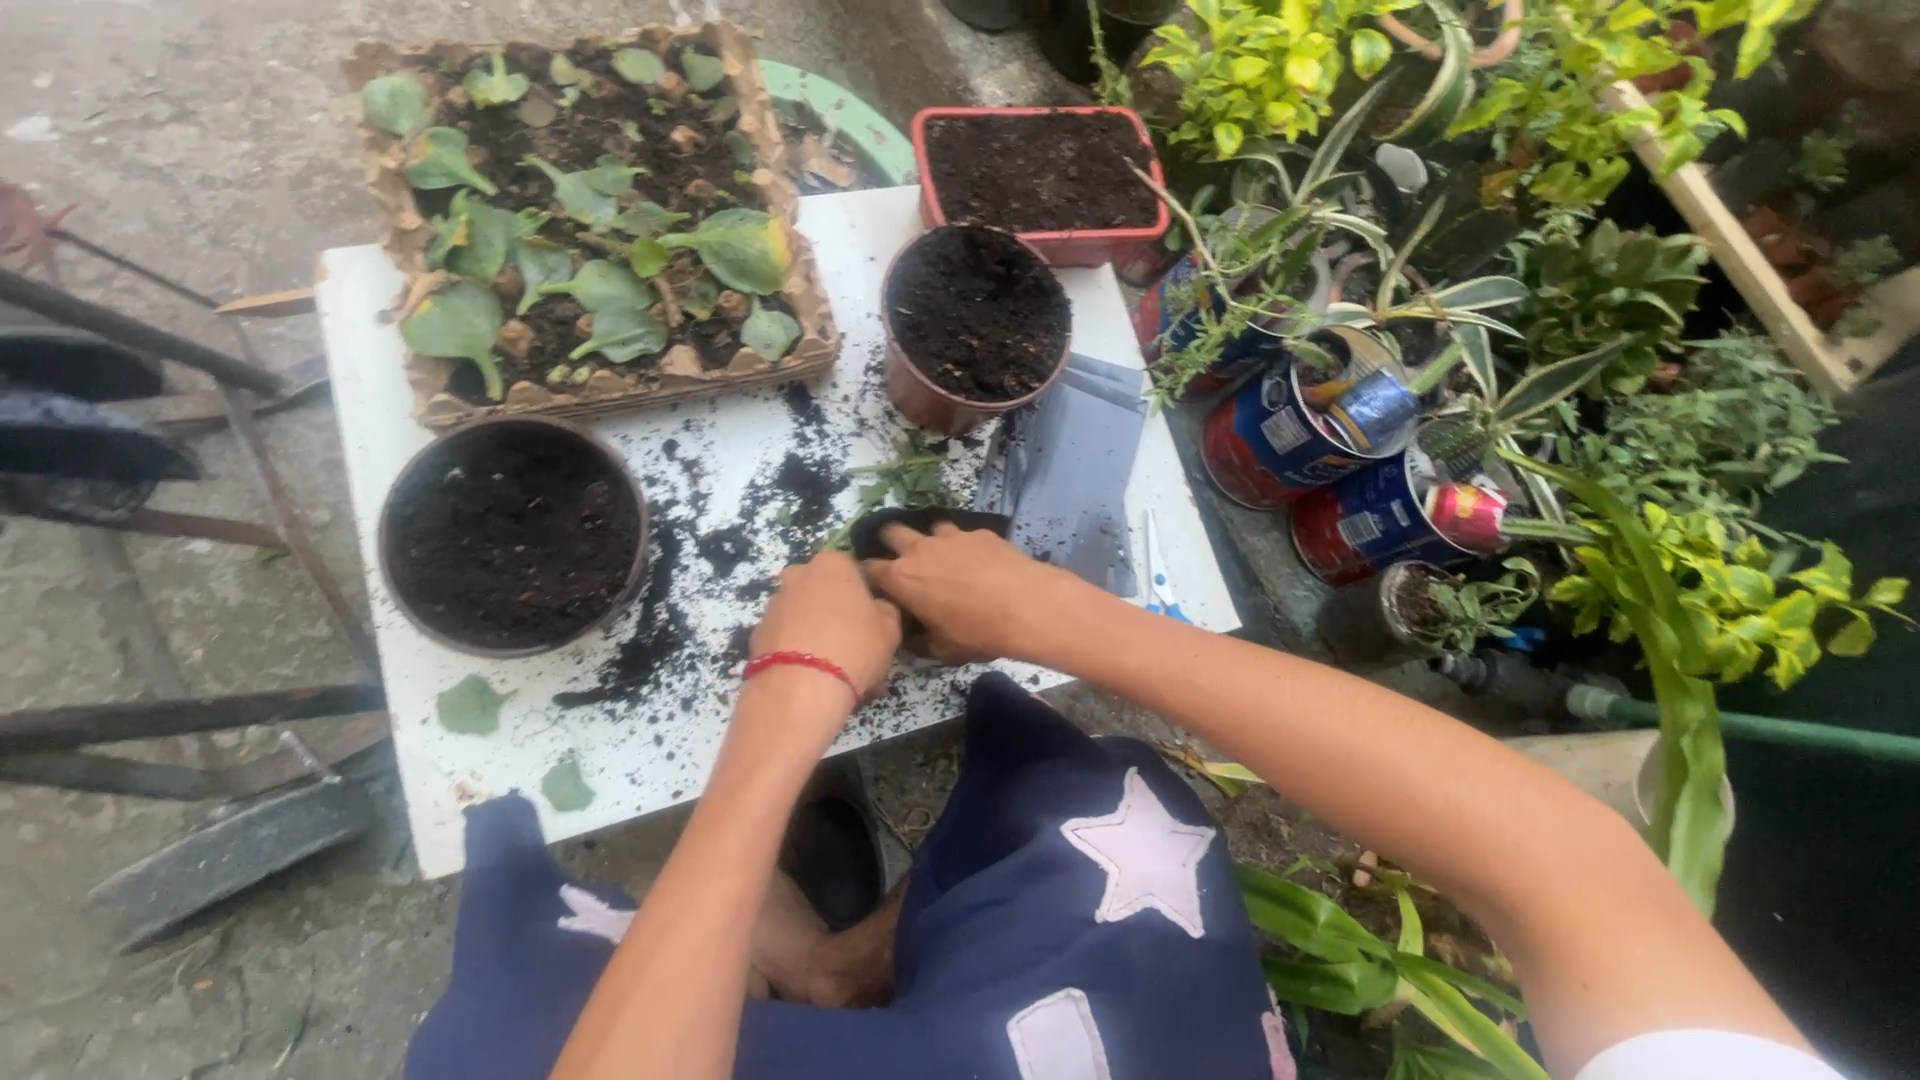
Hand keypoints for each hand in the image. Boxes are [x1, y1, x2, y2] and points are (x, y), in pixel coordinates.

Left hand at [750, 551, 901, 696]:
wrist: (800, 687)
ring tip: (830, 666)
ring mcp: (774, 603)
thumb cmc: (854, 647)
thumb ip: (886, 610)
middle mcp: (798, 575)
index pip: (853, 569)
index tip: (872, 620)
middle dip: (834, 610)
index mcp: (832, 564)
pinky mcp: (757, 633)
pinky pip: (785, 637)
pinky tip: (808, 674)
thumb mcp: (890, 629)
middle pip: (822, 589)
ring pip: (801, 614)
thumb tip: (877, 608)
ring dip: (814, 631)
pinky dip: (795, 649)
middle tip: (851, 642)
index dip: (864, 595)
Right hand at [863, 523, 1094, 663]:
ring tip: (945, 561)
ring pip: (930, 529)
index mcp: (901, 578)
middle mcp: (920, 550)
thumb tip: (913, 639)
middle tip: (902, 561)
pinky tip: (980, 563)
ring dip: (931, 542)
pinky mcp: (979, 533)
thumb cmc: (976, 632)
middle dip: (891, 543)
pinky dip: (965, 547)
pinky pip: (964, 536)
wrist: (1026, 605)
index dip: (868, 577)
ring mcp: (951, 537)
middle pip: (891, 532)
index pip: (869, 569)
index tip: (876, 586)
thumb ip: (919, 642)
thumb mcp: (942, 649)